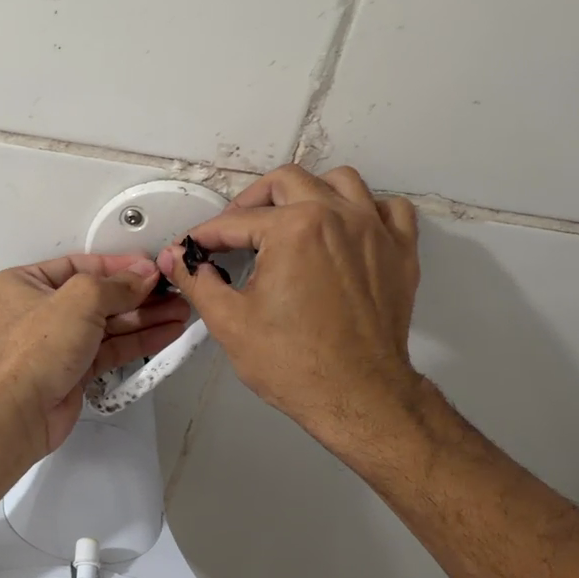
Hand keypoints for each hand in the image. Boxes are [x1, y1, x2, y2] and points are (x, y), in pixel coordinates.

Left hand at [0, 254, 188, 455]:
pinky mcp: (70, 371)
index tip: (150, 267)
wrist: (18, 415)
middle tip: (172, 291)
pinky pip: (108, 350)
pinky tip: (165, 334)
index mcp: (23, 284)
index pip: (78, 265)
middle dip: (137, 296)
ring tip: (179, 312)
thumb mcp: (79, 300)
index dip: (118, 265)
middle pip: (96, 297)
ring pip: (106, 325)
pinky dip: (135, 342)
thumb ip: (116, 285)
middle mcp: (36, 311)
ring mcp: (54, 344)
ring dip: (143, 319)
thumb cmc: (32, 353)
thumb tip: (143, 274)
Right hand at [157, 164, 425, 458]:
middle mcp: (338, 218)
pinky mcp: (399, 254)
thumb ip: (198, 282)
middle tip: (233, 228)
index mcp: (295, 230)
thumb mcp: (230, 323)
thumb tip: (179, 261)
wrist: (356, 396)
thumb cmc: (299, 365)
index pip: (237, 221)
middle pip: (287, 182)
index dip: (207, 235)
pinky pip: (389, 209)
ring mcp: (374, 232)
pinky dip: (365, 209)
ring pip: (340, 181)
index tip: (195, 247)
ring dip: (307, 192)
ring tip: (287, 216)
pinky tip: (344, 228)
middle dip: (252, 201)